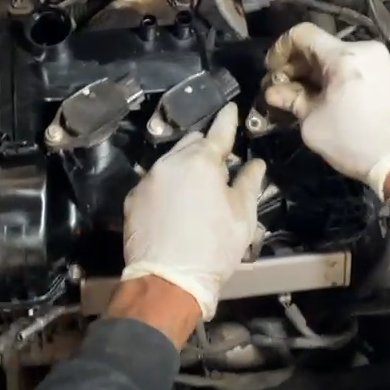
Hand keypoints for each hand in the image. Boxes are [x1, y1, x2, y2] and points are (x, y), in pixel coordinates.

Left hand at [119, 104, 266, 319]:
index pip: (218, 131)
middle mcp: (170, 162)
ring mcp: (148, 179)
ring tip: (197, 186)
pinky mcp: (133, 198)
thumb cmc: (213, 248)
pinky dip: (167, 185)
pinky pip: (154, 181)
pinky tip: (175, 203)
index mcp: (201, 161)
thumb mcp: (243, 216)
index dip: (227, 119)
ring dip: (185, 166)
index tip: (230, 108)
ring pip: (171, 161)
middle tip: (219, 164)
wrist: (168, 281)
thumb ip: (249, 183)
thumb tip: (255, 164)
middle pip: (192, 143)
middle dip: (206, 148)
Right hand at [262, 22, 389, 196]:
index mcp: (343, 56)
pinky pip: (355, 67)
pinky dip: (336, 78)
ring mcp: (382, 60)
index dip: (280, 48)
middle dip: (297, 66)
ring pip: (337, 57)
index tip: (272, 71)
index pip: (302, 33)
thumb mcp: (313, 124)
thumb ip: (292, 101)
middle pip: (320, 46)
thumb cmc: (356, 141)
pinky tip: (330, 100)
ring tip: (306, 98)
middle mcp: (364, 49)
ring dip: (316, 73)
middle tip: (283, 89)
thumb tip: (274, 92)